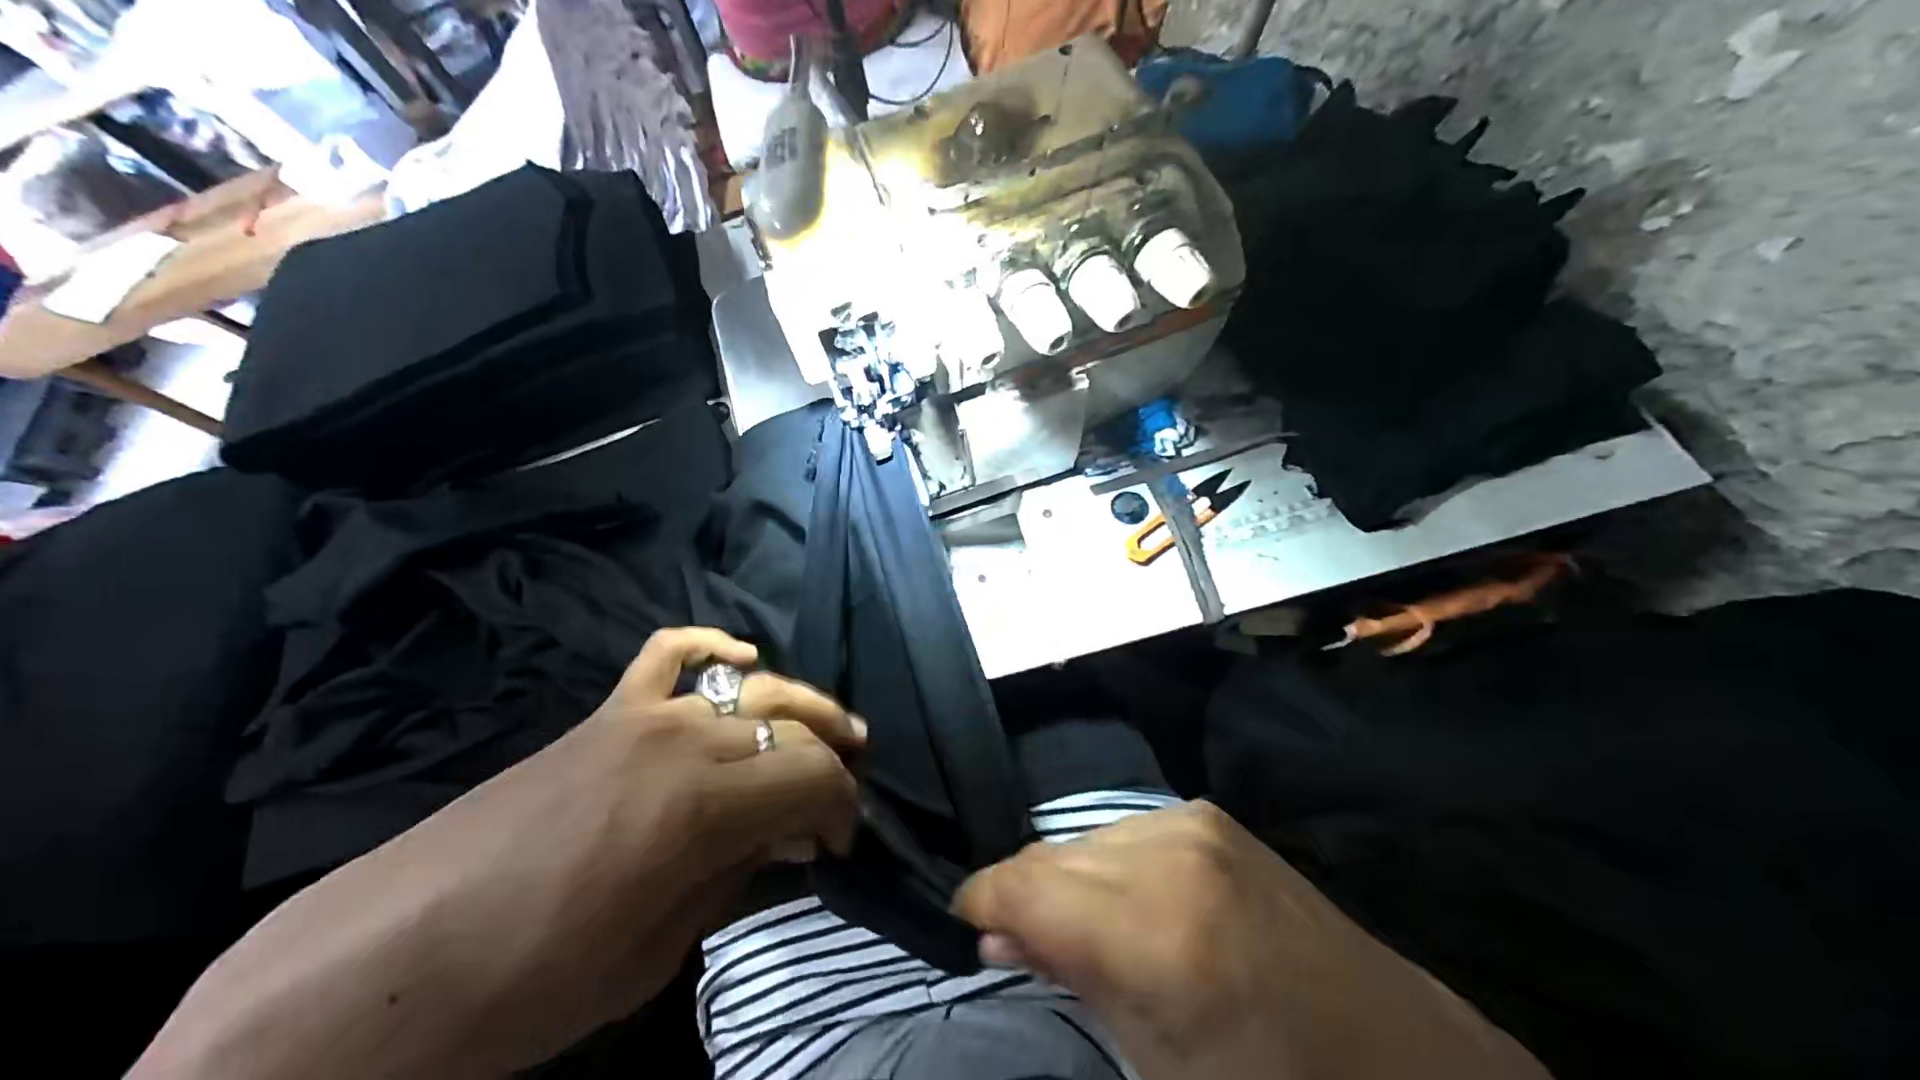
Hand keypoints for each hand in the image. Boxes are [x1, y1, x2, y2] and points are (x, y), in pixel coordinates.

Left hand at [133, 628, 865, 1079]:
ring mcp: (641, 717)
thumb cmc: (533, 983)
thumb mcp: (660, 952)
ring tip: (829, 732)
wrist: (392, 961)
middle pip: (790, 730)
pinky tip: (742, 655)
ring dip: (798, 710)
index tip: (839, 848)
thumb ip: (735, 880)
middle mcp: (684, 740)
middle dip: (829, 765)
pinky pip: (669, 652)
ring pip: (750, 688)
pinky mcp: (604, 713)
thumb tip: (784, 845)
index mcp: (703, 807)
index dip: (843, 810)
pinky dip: (712, 645)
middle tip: (835, 806)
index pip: (814, 778)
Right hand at [953, 802, 1548, 1079]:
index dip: (981, 901)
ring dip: (1065, 882)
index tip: (968, 925)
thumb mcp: (1155, 1063)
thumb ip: (1068, 978)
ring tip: (1085, 934)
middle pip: (1047, 855)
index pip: (1024, 884)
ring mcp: (1194, 823)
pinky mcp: (1211, 815)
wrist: (1397, 1055)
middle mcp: (1169, 852)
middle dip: (1023, 898)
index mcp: (1156, 930)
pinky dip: (1105, 865)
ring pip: (1080, 838)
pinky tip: (1128, 904)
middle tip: (1025, 947)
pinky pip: (1122, 830)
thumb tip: (997, 931)